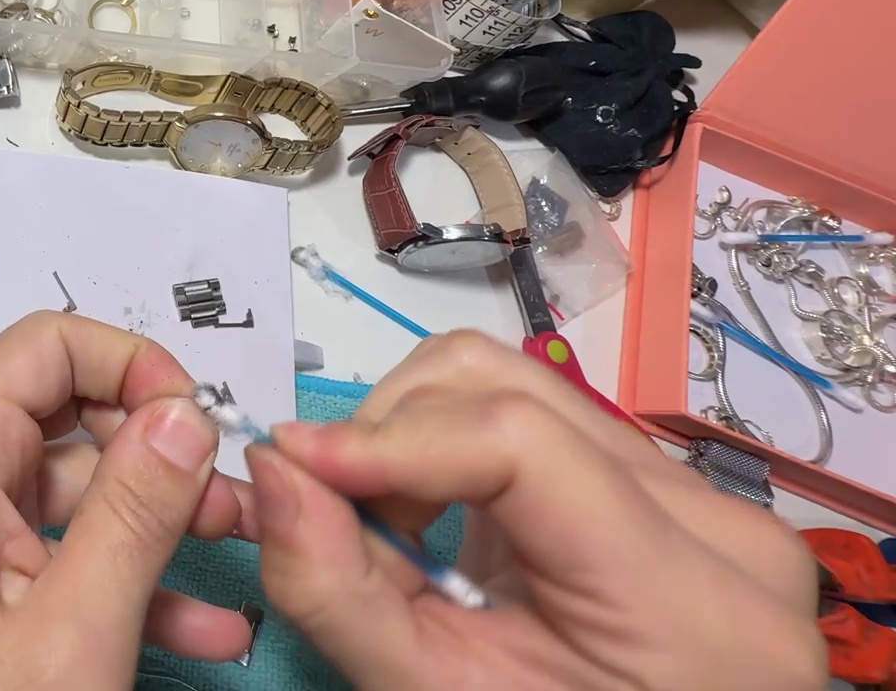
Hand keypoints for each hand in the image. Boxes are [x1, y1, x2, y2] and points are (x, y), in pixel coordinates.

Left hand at [0, 313, 256, 688]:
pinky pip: (48, 538)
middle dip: (154, 447)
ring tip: (232, 550)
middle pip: (65, 407)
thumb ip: (133, 513)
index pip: (50, 345)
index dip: (133, 365)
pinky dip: (115, 565)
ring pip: (68, 479)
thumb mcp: (68, 632)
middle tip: (229, 499)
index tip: (200, 420)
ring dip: (151, 513)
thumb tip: (184, 415)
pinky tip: (194, 619)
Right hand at [249, 329, 826, 689]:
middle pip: (492, 384)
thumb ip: (331, 586)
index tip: (293, 463)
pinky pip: (503, 393)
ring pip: (489, 372)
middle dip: (383, 435)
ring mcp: (676, 481)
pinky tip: (429, 502)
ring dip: (398, 425)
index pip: (515, 442)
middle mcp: (704, 513)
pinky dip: (426, 429)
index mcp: (684, 600)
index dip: (387, 439)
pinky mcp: (634, 465)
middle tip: (350, 517)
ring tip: (390, 512)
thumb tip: (268, 460)